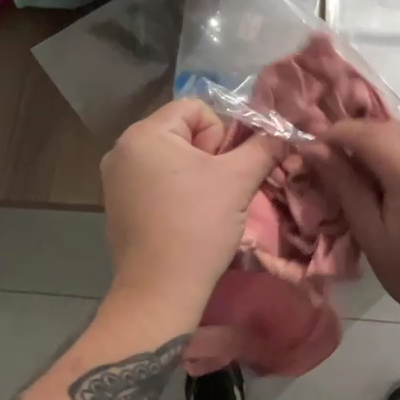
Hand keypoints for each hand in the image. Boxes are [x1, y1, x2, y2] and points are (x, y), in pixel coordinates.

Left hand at [101, 99, 284, 309]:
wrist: (160, 290)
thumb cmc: (197, 225)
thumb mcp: (238, 180)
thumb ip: (263, 147)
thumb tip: (284, 132)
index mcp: (144, 134)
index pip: (196, 109)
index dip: (221, 134)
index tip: (224, 170)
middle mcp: (122, 149)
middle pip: (182, 132)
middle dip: (209, 156)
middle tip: (219, 191)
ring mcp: (115, 180)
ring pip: (171, 160)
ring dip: (195, 176)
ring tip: (205, 208)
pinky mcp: (118, 207)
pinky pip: (156, 183)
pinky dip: (176, 194)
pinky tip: (185, 221)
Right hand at [304, 121, 399, 336]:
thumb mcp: (371, 234)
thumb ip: (344, 185)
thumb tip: (313, 149)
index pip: (371, 134)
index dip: (338, 133)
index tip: (314, 144)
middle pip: (391, 129)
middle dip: (358, 137)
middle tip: (331, 157)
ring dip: (381, 144)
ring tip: (360, 170)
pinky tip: (393, 178)